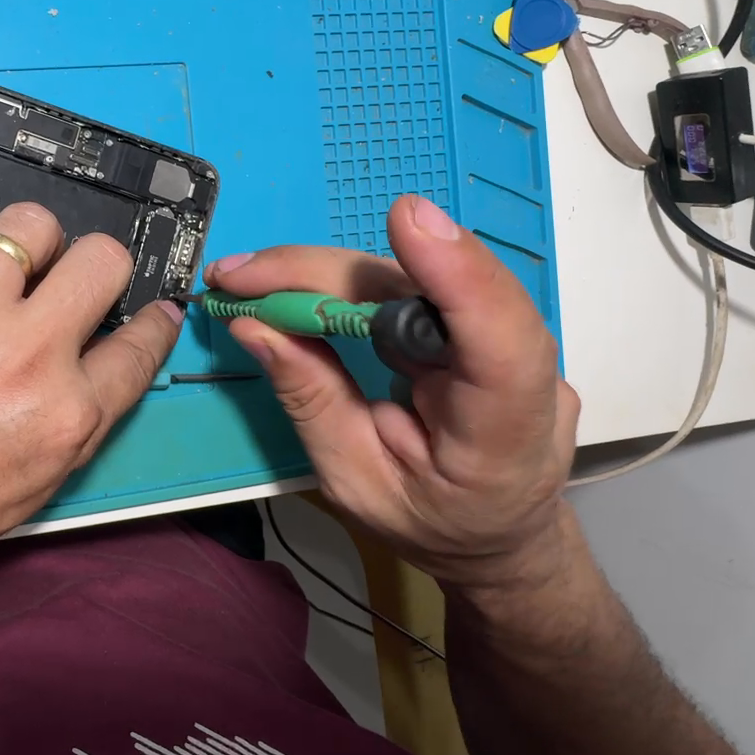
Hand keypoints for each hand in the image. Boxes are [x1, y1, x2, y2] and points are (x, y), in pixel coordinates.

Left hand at [0, 199, 181, 599]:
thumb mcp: (41, 480)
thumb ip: (88, 412)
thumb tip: (116, 350)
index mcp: (65, 414)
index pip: (140, 344)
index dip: (155, 322)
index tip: (154, 311)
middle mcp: (23, 354)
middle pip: (102, 261)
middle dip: (100, 271)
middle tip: (71, 290)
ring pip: (31, 223)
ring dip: (33, 246)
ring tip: (11, 273)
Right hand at [204, 195, 580, 592]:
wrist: (496, 538)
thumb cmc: (430, 523)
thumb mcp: (354, 481)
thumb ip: (312, 403)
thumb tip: (255, 326)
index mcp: (504, 435)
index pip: (502, 344)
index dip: (457, 273)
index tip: (404, 217)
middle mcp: (518, 371)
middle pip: (421, 295)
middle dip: (321, 275)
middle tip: (235, 276)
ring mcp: (496, 339)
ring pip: (405, 281)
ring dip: (317, 273)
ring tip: (244, 280)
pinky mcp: (466, 324)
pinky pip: (399, 287)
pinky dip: (335, 281)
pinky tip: (284, 284)